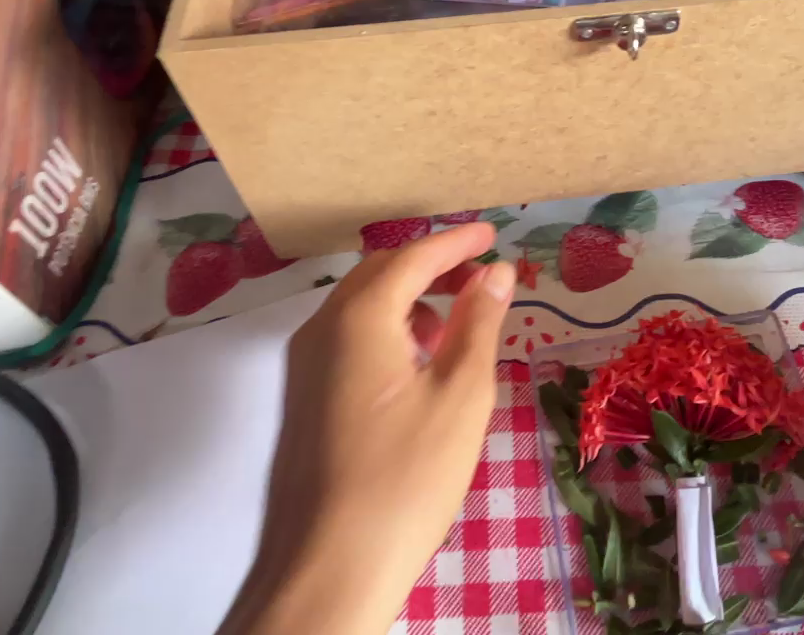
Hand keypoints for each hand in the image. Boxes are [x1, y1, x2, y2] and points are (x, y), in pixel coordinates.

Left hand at [223, 224, 513, 634]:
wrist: (328, 569)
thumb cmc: (406, 477)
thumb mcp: (460, 394)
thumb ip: (479, 323)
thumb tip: (498, 272)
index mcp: (359, 318)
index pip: (412, 258)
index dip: (456, 243)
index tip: (492, 234)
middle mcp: (322, 328)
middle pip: (381, 272)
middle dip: (432, 265)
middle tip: (480, 274)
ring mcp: (305, 363)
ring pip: (361, 304)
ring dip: (409, 296)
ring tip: (456, 318)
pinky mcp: (304, 395)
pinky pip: (348, 335)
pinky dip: (387, 327)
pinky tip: (418, 361)